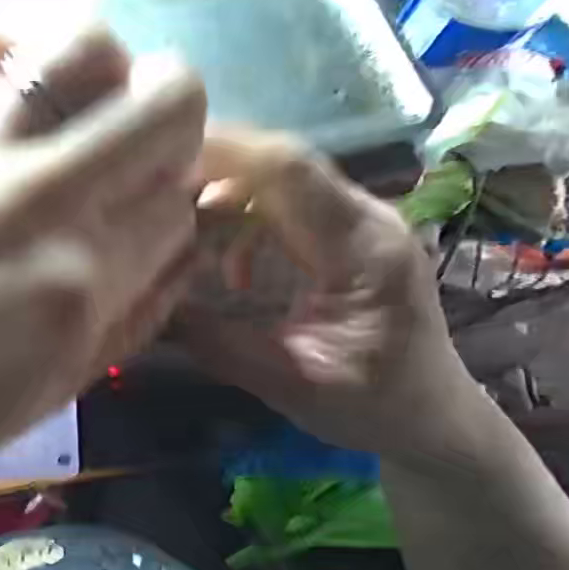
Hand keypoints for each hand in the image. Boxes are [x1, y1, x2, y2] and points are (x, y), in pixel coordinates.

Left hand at [0, 31, 206, 518]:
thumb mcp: (52, 392)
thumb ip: (134, 314)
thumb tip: (180, 240)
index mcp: (77, 283)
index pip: (178, 202)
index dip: (177, 207)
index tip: (149, 217)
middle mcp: (33, 197)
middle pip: (163, 99)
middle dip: (174, 119)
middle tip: (139, 153)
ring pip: (81, 43)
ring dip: (105, 72)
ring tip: (78, 113)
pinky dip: (11, 55)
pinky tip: (6, 98)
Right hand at [173, 127, 480, 456]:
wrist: (431, 417)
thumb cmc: (372, 405)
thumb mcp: (286, 382)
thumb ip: (212, 340)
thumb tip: (137, 305)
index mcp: (362, 246)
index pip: (288, 170)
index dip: (222, 153)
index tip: (155, 158)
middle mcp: (361, 216)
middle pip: (275, 164)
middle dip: (206, 171)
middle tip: (145, 197)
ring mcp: (351, 221)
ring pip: (271, 180)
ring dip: (216, 197)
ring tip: (171, 232)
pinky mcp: (335, 234)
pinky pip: (276, 205)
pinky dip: (234, 221)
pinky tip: (220, 264)